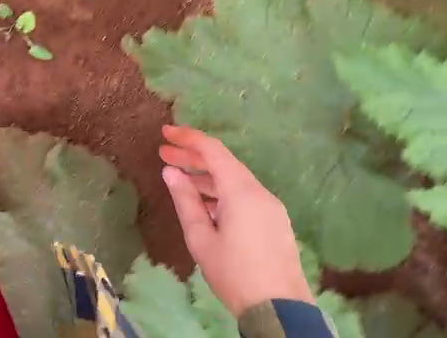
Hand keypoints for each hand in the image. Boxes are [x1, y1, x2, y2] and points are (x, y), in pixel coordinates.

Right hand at [159, 124, 313, 315]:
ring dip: (207, 176)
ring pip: (235, 180)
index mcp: (241, 192)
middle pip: (224, 163)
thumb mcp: (201, 238)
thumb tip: (171, 172)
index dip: (187, 138)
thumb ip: (185, 201)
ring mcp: (272, 209)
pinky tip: (206, 205)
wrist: (282, 314)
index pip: (213, 150)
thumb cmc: (235, 273)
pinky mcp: (276, 224)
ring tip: (181, 182)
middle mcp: (260, 193)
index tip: (164, 133)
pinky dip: (223, 192)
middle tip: (165, 156)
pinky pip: (246, 196)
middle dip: (193, 157)